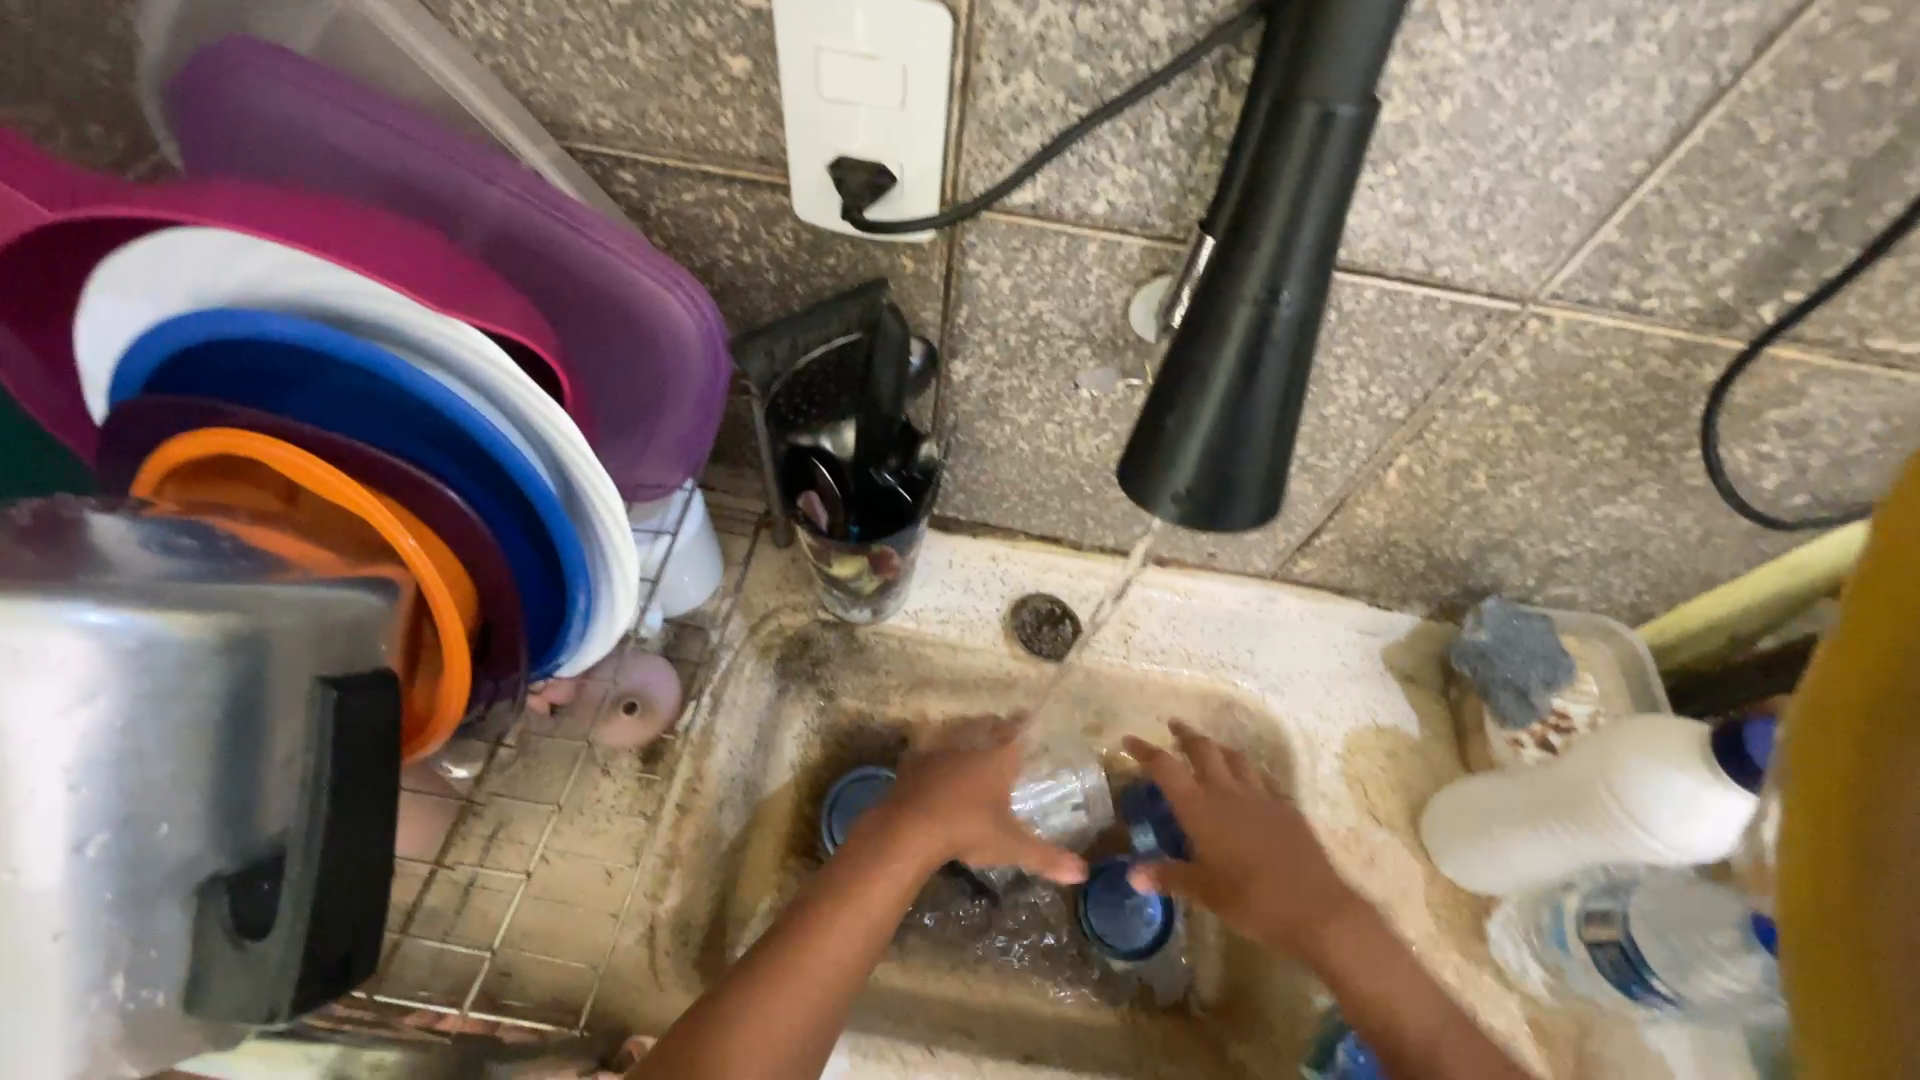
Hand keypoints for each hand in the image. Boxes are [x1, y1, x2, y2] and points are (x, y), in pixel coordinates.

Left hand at [862, 717, 1087, 885]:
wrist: (910, 827)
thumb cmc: (968, 829)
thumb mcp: (1011, 846)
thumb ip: (1046, 857)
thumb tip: (1081, 874)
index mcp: (998, 757)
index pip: (1017, 729)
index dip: (1023, 723)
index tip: (1027, 720)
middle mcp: (970, 745)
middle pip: (987, 726)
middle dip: (996, 729)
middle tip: (1002, 735)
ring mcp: (939, 751)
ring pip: (957, 735)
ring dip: (966, 739)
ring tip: (972, 750)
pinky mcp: (914, 763)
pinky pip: (930, 751)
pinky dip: (937, 757)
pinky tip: (937, 770)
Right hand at [1122, 721, 1364, 954]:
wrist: (1316, 909)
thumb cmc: (1251, 900)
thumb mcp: (1203, 891)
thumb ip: (1167, 876)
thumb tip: (1132, 875)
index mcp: (1200, 808)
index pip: (1165, 768)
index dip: (1145, 751)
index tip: (1129, 740)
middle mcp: (1228, 792)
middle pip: (1203, 750)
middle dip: (1186, 735)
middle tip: (1173, 726)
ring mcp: (1261, 797)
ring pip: (1236, 758)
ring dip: (1218, 748)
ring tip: (1210, 748)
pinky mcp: (1287, 809)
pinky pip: (1262, 779)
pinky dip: (1247, 773)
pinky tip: (1249, 785)